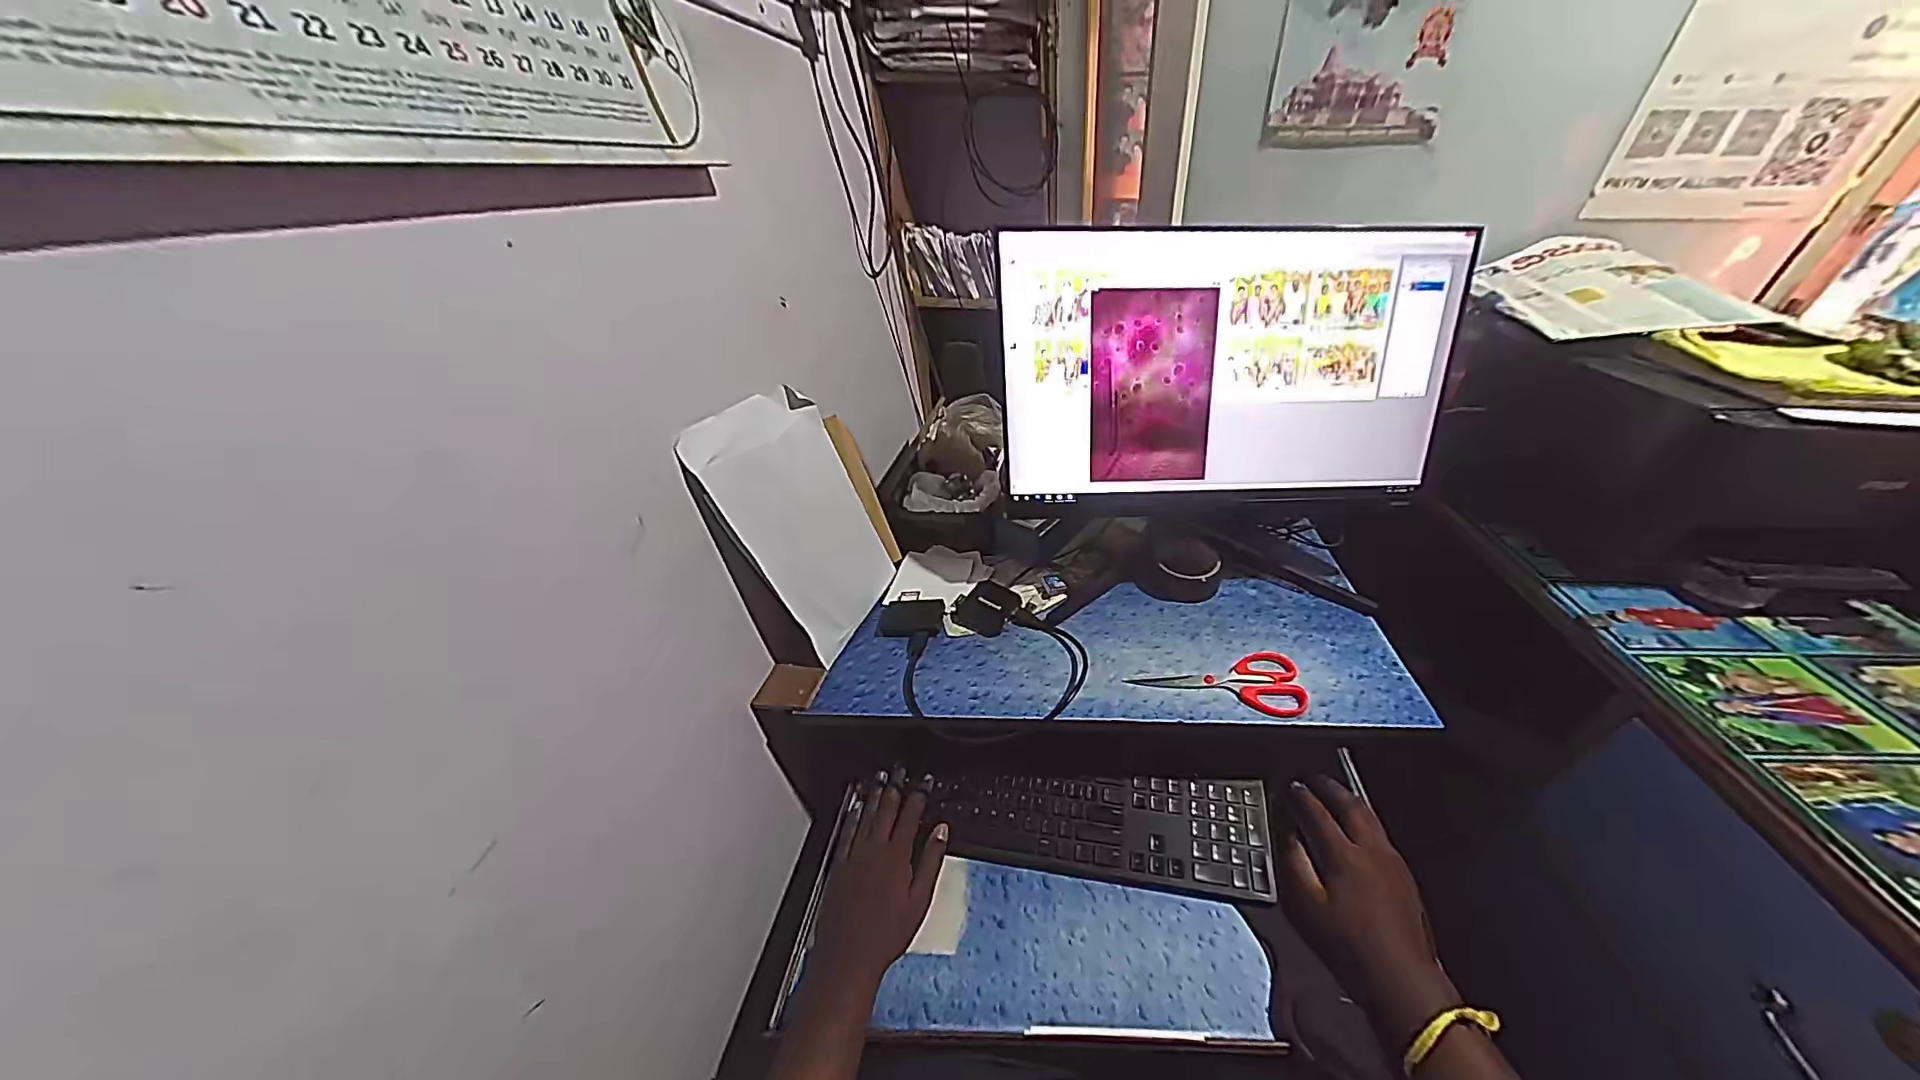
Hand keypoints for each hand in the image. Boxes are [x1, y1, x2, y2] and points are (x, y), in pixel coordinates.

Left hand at [810, 775, 948, 989]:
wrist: (848, 955)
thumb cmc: (886, 934)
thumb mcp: (919, 899)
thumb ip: (931, 860)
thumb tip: (940, 833)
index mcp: (896, 857)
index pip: (908, 819)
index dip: (916, 800)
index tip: (921, 788)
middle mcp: (873, 851)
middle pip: (885, 812)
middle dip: (894, 792)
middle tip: (898, 777)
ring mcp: (853, 856)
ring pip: (865, 818)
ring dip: (874, 798)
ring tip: (880, 784)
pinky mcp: (838, 866)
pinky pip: (846, 832)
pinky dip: (853, 817)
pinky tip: (856, 809)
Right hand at [1280, 776, 1457, 1045]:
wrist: (1401, 980)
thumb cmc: (1350, 947)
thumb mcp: (1306, 905)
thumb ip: (1293, 863)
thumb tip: (1287, 835)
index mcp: (1344, 856)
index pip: (1316, 812)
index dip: (1300, 796)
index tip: (1290, 788)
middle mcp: (1371, 852)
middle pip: (1350, 805)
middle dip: (1329, 788)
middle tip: (1314, 780)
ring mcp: (1393, 863)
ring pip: (1371, 817)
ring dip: (1350, 799)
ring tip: (1335, 794)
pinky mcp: (1405, 877)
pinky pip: (1381, 833)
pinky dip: (1364, 819)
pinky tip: (1357, 827)